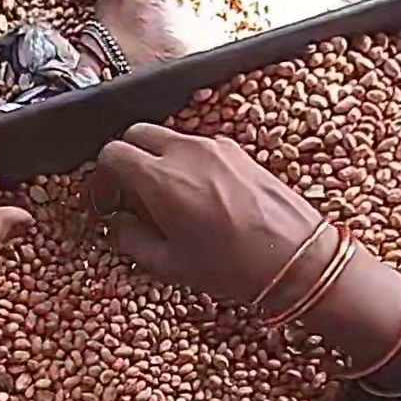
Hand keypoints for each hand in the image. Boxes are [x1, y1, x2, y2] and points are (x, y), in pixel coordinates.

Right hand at [93, 123, 400, 384]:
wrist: (298, 259)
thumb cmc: (232, 267)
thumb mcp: (171, 265)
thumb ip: (133, 241)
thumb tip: (119, 227)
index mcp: (161, 178)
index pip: (112, 152)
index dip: (102, 174)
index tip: (107, 196)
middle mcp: (185, 151)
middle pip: (136, 133)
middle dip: (126, 158)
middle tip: (130, 192)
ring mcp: (215, 146)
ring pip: (168, 138)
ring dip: (156, 159)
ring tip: (168, 198)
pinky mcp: (238, 150)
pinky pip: (198, 146)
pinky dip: (185, 162)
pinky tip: (199, 195)